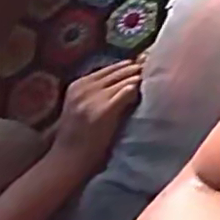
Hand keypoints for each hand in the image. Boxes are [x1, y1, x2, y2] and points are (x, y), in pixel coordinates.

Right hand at [46, 58, 143, 174]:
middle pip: (126, 69)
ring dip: (141, 85)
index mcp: (78, 84)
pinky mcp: (103, 109)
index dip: (134, 70)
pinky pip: (131, 89)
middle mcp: (83, 89)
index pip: (117, 65)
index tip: (145, 76)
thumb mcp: (89, 101)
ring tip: (140, 97)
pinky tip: (135, 104)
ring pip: (131, 78)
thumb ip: (109, 83)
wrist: (70, 158)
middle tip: (149, 85)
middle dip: (140, 75)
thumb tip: (143, 60)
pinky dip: (137, 95)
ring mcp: (91, 99)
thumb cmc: (86, 129)